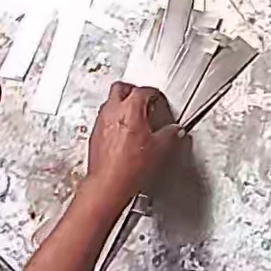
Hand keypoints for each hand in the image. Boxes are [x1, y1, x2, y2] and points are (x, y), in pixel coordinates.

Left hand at [83, 83, 182, 205]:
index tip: (158, 99)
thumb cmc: (130, 166)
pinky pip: (104, 118)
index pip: (143, 91)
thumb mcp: (159, 149)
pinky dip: (114, 120)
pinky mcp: (95, 134)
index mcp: (131, 109)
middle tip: (142, 99)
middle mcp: (113, 111)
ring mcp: (101, 121)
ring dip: (121, 104)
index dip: (154, 94)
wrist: (108, 183)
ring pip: (110, 102)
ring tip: (133, 115)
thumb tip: (175, 130)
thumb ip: (170, 135)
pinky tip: (122, 132)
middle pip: (121, 88)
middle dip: (132, 90)